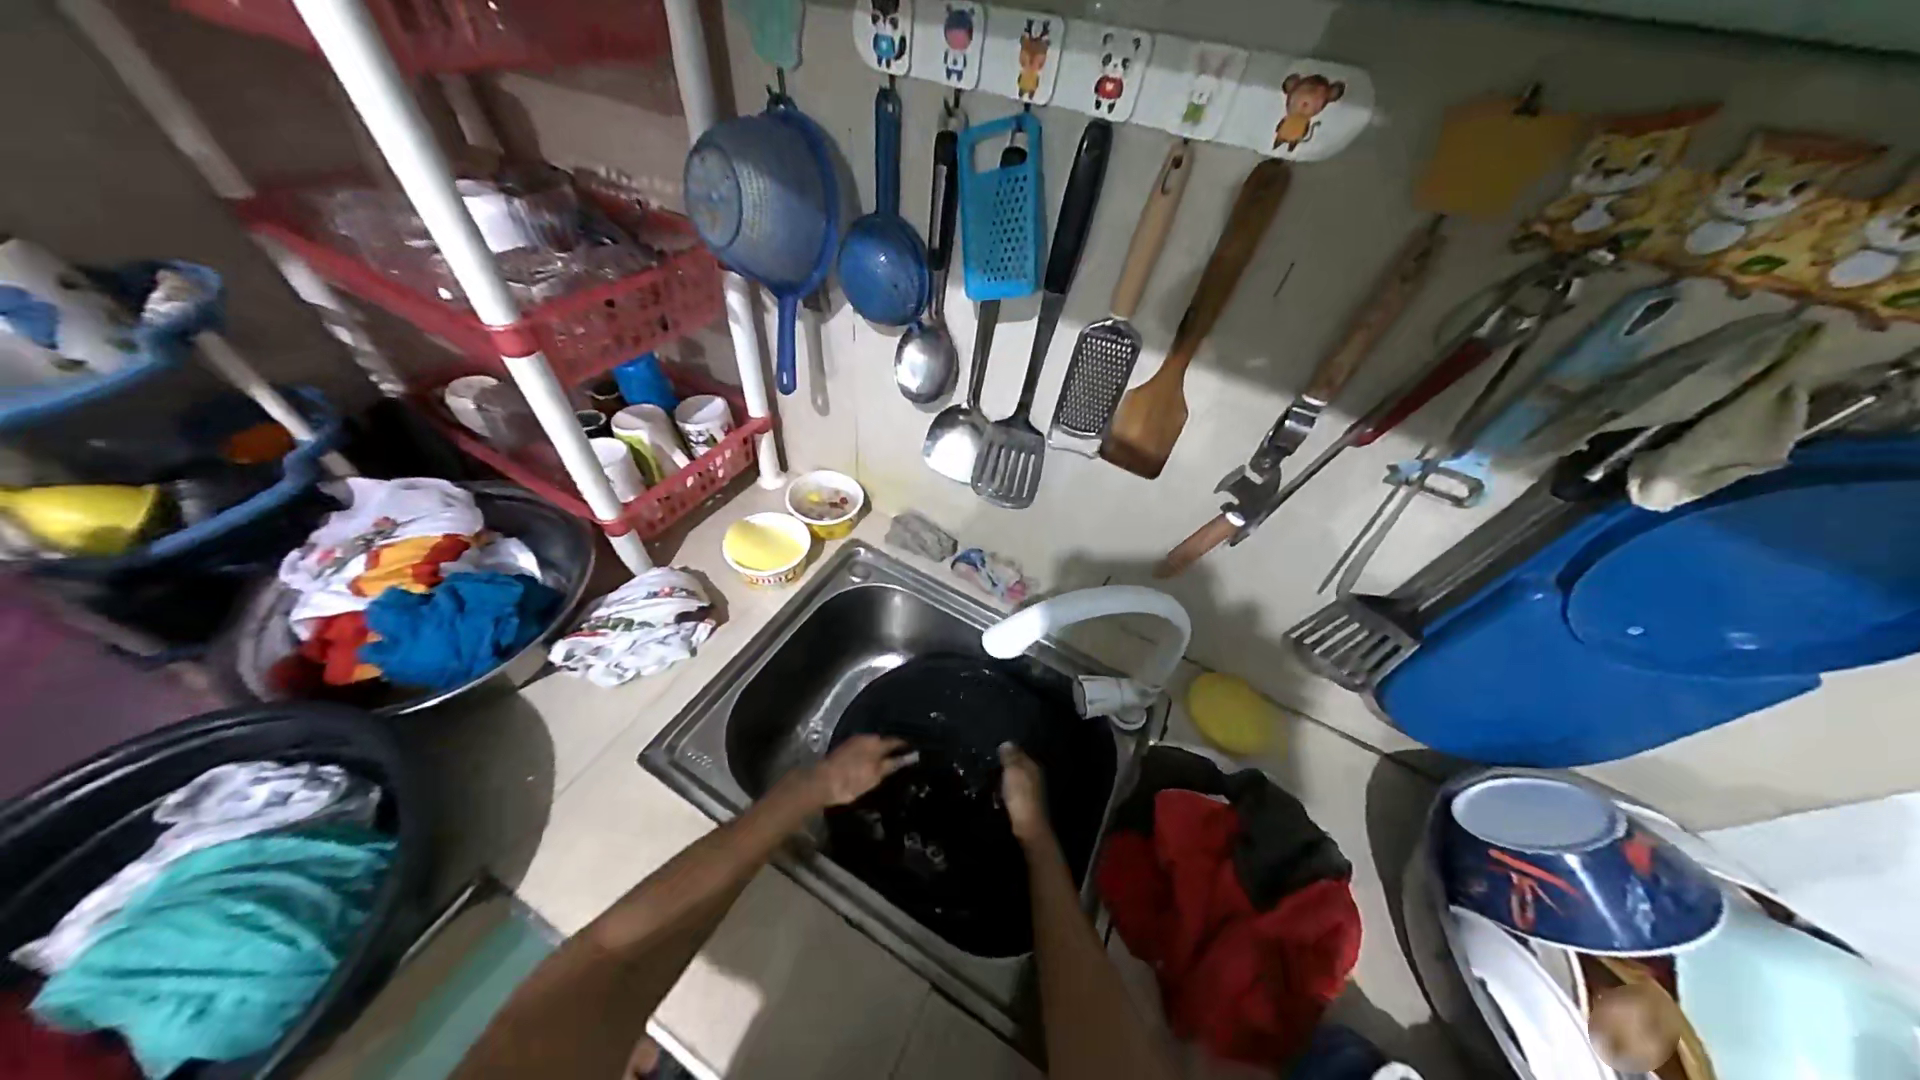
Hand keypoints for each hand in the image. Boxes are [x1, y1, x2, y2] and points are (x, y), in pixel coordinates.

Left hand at [805, 736, 918, 807]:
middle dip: (892, 748)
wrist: (821, 783)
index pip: (896, 741)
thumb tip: (913, 755)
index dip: (906, 747)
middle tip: (902, 757)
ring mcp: (853, 742)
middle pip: (884, 741)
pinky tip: (870, 762)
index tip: (915, 753)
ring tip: (887, 761)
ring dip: (880, 751)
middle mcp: (865, 737)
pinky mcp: (843, 750)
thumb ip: (894, 764)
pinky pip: (862, 748)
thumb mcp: (876, 775)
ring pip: (872, 744)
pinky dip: (869, 754)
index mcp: (876, 742)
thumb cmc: (852, 780)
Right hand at [998, 743, 1050, 844]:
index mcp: (1033, 766)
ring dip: (1002, 780)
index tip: (992, 751)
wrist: (1028, 826)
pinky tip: (998, 797)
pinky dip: (1005, 792)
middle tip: (989, 767)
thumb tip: (1007, 742)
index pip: (1019, 751)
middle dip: (1003, 767)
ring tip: (990, 782)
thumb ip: (1010, 757)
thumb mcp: (1013, 772)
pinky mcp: (1025, 801)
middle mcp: (1034, 775)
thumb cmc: (1020, 796)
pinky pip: (1012, 791)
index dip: (1007, 751)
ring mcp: (1031, 789)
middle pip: (1016, 765)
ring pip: (1013, 779)